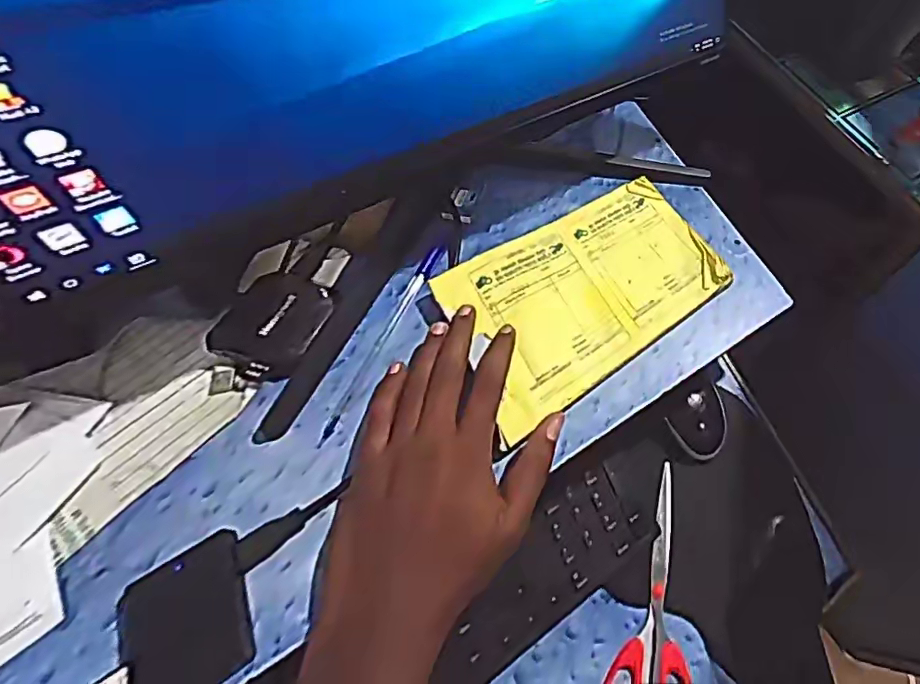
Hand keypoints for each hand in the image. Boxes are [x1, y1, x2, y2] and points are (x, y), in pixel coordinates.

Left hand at [299, 307, 563, 683]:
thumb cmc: (453, 569)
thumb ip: (532, 468)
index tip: (504, 333)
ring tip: (439, 329)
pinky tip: (397, 369)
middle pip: (447, 374)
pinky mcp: (366, 462)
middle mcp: (430, 440)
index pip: (487, 388)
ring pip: (413, 385)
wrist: (389, 606)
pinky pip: (378, 412)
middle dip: (460, 338)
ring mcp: (395, 448)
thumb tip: (553, 424)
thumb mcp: (509, 525)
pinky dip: (389, 386)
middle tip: (467, 313)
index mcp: (467, 452)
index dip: (498, 355)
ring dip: (427, 353)